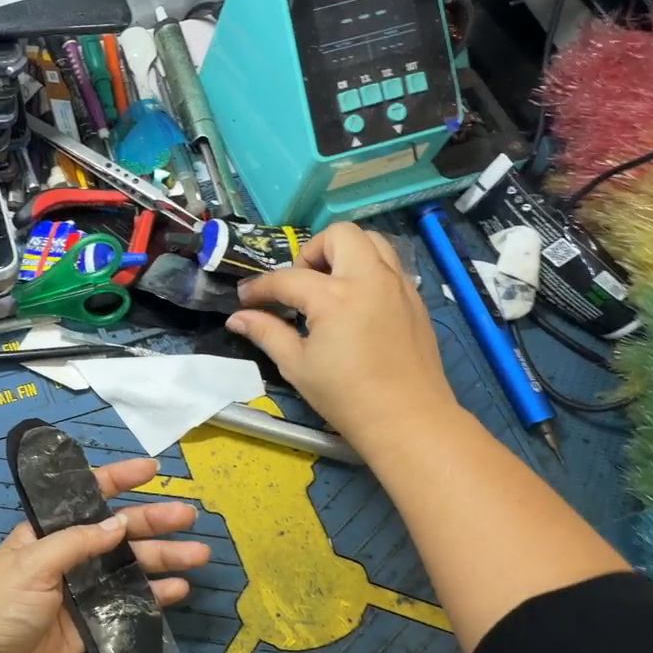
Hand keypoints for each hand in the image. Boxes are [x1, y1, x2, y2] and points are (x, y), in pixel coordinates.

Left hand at [0, 458, 210, 652]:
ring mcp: (84, 588)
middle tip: (190, 515)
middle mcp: (70, 555)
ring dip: (164, 558)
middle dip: (155, 521)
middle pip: (119, 531)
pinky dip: (155, 594)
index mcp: (48, 533)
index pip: (87, 497)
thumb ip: (76, 543)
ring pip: (131, 565)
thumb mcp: (32, 565)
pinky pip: (131, 601)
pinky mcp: (94, 620)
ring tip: (200, 554)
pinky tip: (180, 588)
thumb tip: (119, 522)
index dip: (119, 480)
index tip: (152, 470)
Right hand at [225, 222, 458, 445]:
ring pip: (372, 241)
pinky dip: (367, 270)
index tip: (245, 299)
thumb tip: (237, 317)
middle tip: (300, 284)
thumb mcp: (296, 365)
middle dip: (312, 251)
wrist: (407, 417)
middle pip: (339, 235)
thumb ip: (267, 333)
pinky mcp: (414, 298)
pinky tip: (354, 304)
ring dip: (344, 253)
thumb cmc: (345, 396)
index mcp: (335, 297)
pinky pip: (390, 265)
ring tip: (329, 286)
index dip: (260, 288)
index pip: (287, 278)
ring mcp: (397, 285)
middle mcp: (369, 279)